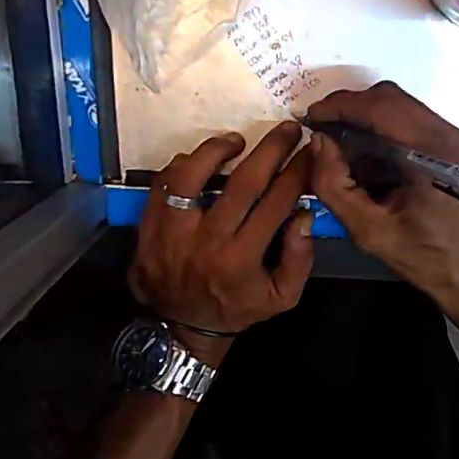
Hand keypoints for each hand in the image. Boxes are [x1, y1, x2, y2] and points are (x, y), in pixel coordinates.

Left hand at [128, 121, 315, 366]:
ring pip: (192, 176)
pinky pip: (162, 186)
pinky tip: (198, 161)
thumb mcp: (280, 298)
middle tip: (287, 130)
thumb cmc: (234, 310)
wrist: (179, 328)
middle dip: (270, 150)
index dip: (297, 173)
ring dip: (217, 150)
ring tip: (237, 141)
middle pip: (242, 183)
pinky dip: (181, 166)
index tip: (309, 152)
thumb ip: (298, 259)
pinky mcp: (148, 229)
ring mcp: (172, 233)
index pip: (275, 204)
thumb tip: (303, 214)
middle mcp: (206, 242)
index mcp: (240, 260)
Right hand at [307, 83, 458, 316]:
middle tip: (321, 131)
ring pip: (399, 107)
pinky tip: (364, 159)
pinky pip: (409, 122)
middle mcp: (452, 135)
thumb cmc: (423, 257)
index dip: (340, 106)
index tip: (310, 117)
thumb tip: (318, 141)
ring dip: (364, 120)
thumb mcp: (368, 230)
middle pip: (391, 99)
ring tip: (339, 147)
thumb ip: (335, 185)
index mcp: (436, 154)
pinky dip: (380, 132)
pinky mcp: (454, 145)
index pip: (381, 108)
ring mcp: (456, 137)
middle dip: (349, 109)